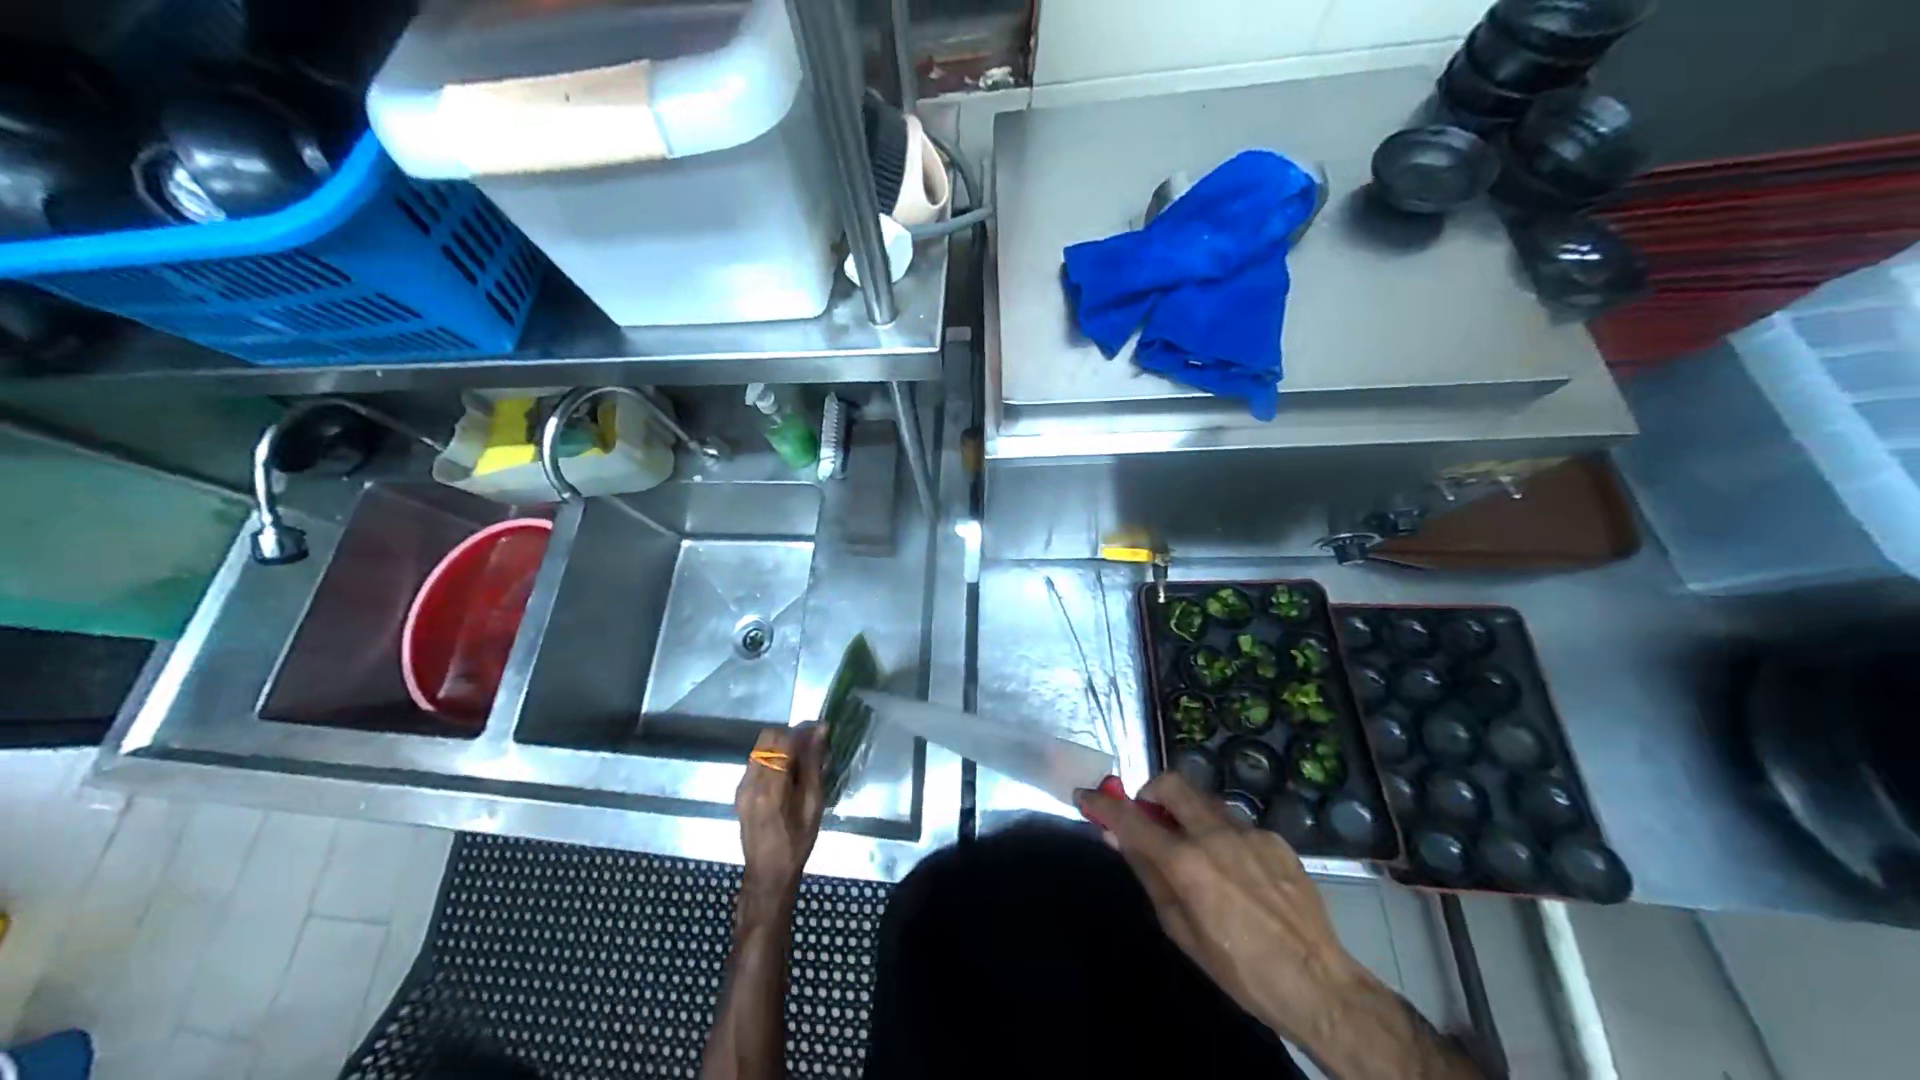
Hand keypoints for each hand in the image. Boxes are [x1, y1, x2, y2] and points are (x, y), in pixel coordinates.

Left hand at [735, 725, 826, 896]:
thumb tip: (820, 731)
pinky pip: (756, 762)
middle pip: (768, 738)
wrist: (768, 873)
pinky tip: (788, 774)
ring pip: (761, 748)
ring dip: (782, 746)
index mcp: (768, 787)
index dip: (803, 731)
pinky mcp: (740, 792)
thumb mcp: (813, 804)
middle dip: (791, 736)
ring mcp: (741, 786)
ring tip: (802, 761)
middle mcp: (749, 781)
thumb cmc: (797, 842)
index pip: (783, 740)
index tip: (822, 731)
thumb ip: (813, 765)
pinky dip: (773, 758)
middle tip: (813, 746)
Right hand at [1074, 772, 1372, 1044]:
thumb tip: (1117, 838)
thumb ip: (1148, 874)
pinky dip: (1224, 837)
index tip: (1087, 795)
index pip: (1131, 819)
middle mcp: (1216, 835)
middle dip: (1151, 791)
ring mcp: (1251, 833)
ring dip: (1190, 814)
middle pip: (1172, 783)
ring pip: (1207, 801)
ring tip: (1197, 851)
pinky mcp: (1277, 840)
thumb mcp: (1180, 929)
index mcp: (1187, 863)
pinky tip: (1237, 873)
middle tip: (1150, 817)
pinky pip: (1238, 825)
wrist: (1318, 984)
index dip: (1103, 805)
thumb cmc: (1239, 968)